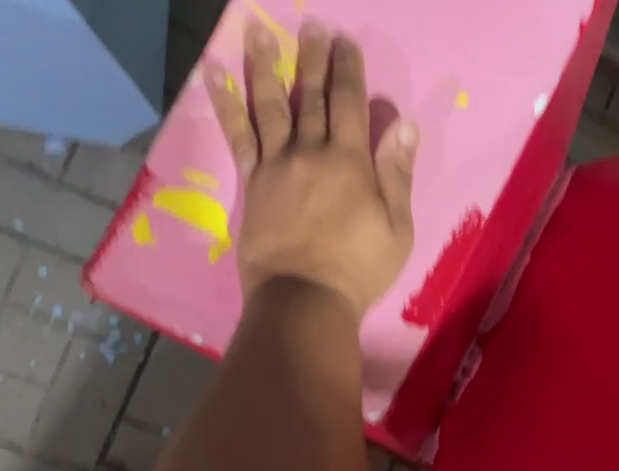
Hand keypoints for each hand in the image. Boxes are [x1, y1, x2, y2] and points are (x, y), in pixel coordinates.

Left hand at [205, 22, 416, 312]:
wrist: (305, 296)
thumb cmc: (360, 268)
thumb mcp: (397, 228)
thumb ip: (396, 176)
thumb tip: (405, 127)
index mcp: (351, 162)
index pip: (351, 104)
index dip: (349, 70)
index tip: (347, 42)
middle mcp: (311, 151)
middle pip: (312, 96)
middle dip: (313, 58)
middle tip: (313, 26)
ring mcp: (276, 163)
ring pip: (270, 103)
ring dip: (265, 64)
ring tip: (259, 30)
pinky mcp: (252, 180)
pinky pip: (237, 133)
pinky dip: (225, 101)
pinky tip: (213, 72)